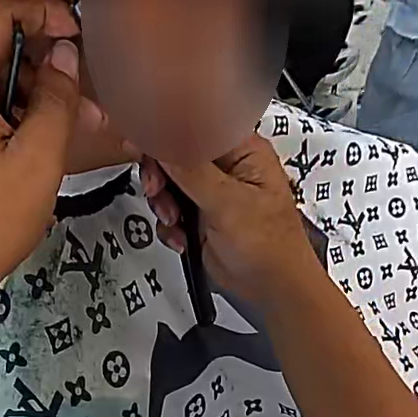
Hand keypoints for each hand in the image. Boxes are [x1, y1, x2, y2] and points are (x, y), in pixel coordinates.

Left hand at [0, 0, 97, 304]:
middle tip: (81, 88)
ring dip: (28, 95)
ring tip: (69, 125)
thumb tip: (62, 55)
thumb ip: (56, 99)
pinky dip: (8, 118)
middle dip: (39, 59)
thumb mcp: (38, 159)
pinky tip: (36, 146)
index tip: (77, 30)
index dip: (40, 11)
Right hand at [144, 135, 322, 301]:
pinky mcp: (200, 218)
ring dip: (164, 204)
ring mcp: (211, 194)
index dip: (167, 135)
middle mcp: (226, 169)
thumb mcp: (229, 204)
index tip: (145, 144)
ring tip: (175, 220)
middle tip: (157, 189)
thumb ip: (192, 172)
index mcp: (242, 152)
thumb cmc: (272, 247)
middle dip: (162, 175)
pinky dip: (170, 226)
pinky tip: (183, 237)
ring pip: (169, 184)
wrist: (271, 288)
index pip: (197, 128)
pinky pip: (171, 212)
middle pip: (176, 154)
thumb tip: (164, 143)